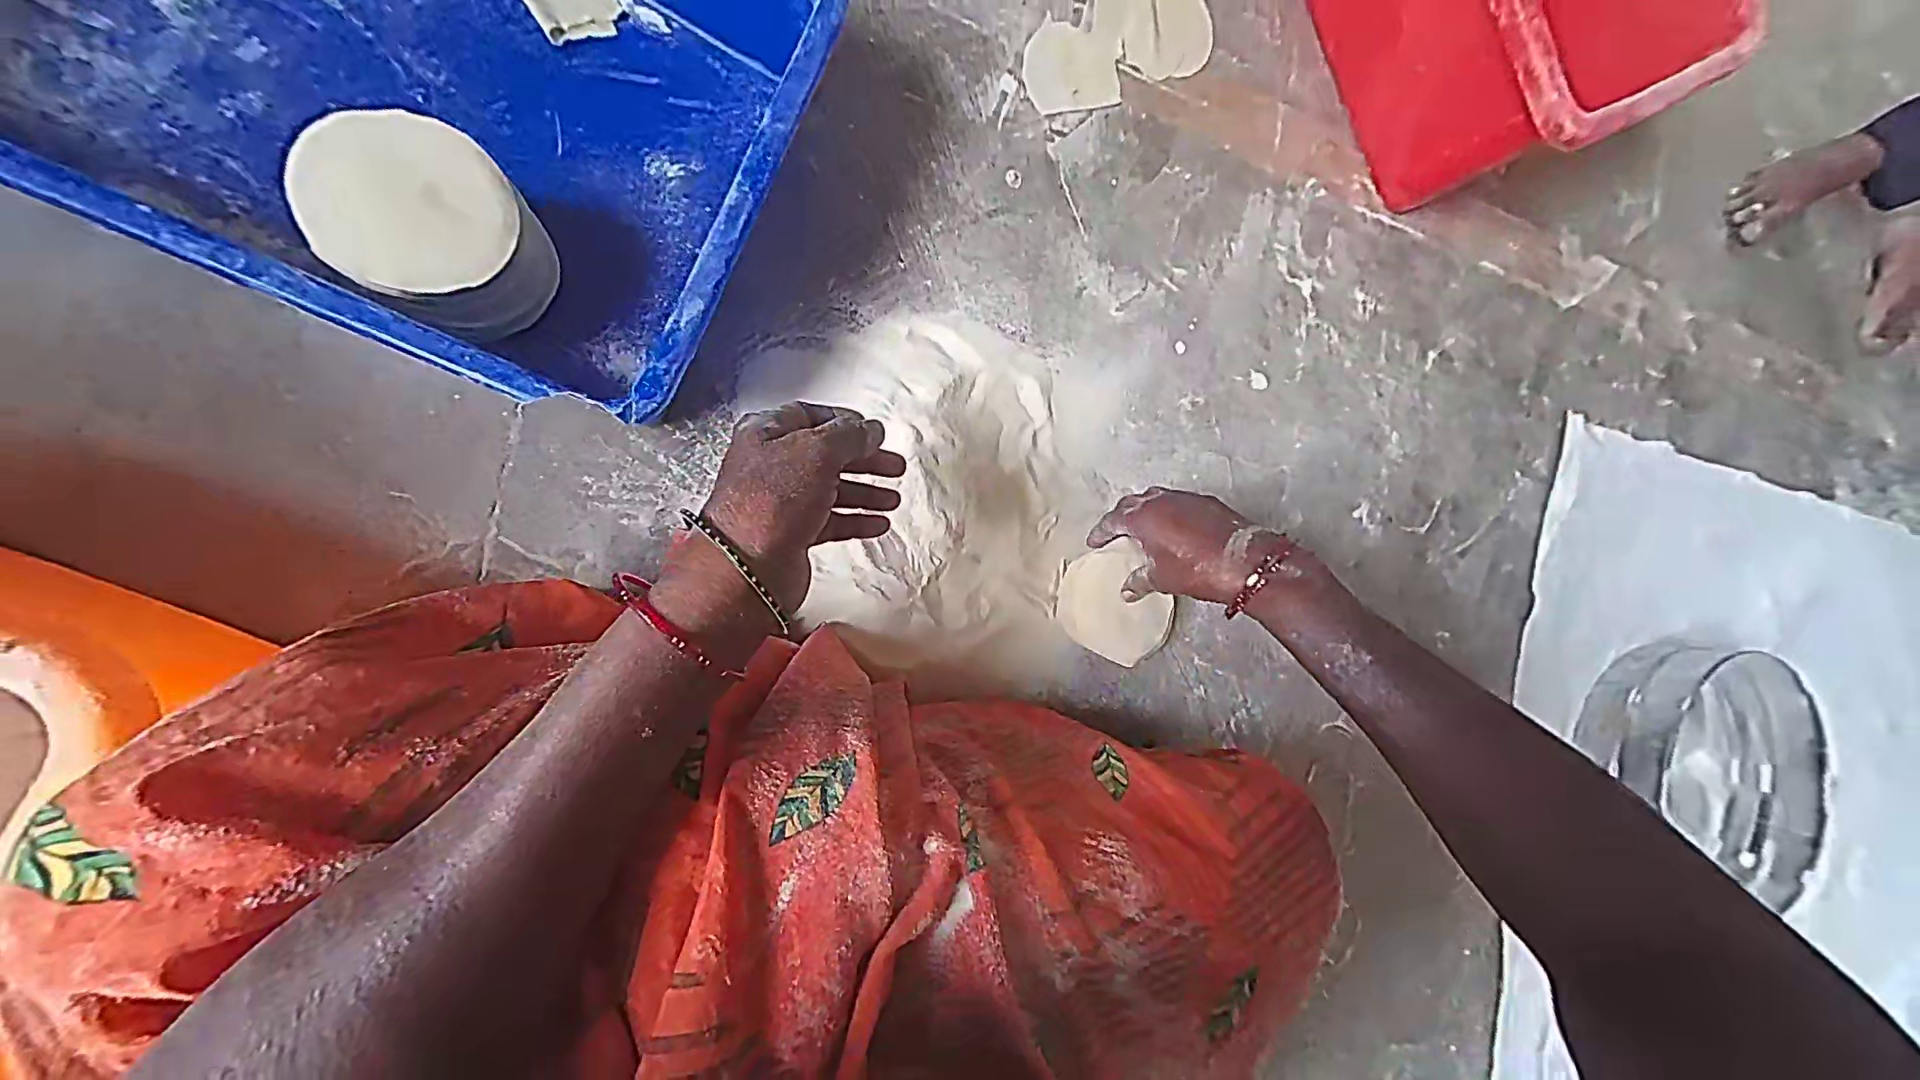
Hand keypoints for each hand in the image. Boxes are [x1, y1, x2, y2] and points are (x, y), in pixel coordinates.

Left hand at [689, 402, 906, 616]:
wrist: (749, 566)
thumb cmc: (768, 504)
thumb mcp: (817, 452)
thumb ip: (849, 436)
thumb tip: (870, 430)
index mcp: (767, 434)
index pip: (811, 417)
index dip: (845, 422)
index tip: (871, 431)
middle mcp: (772, 466)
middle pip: (827, 456)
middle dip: (863, 460)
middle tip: (892, 464)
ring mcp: (782, 502)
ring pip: (832, 491)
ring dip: (865, 493)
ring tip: (891, 497)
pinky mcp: (793, 534)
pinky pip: (832, 522)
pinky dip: (857, 521)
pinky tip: (877, 523)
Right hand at [1088, 488, 1296, 605]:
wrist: (1246, 563)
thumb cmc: (1197, 569)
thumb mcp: (1162, 578)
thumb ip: (1140, 580)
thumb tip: (1127, 590)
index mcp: (1143, 516)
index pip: (1113, 519)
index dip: (1101, 531)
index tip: (1095, 541)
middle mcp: (1162, 500)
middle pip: (1132, 503)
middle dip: (1121, 516)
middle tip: (1115, 532)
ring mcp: (1186, 498)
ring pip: (1156, 498)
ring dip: (1145, 510)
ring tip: (1142, 528)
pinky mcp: (1207, 503)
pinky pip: (1178, 503)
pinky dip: (1168, 512)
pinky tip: (1173, 528)